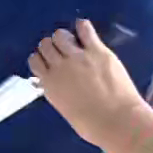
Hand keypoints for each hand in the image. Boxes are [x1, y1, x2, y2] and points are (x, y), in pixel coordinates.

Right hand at [29, 19, 152, 150]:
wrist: (117, 121)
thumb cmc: (91, 125)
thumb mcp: (65, 109)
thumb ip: (57, 92)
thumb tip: (52, 84)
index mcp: (49, 84)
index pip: (34, 60)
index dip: (41, 59)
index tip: (48, 63)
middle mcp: (59, 66)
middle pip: (45, 45)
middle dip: (51, 47)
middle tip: (62, 53)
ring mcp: (78, 56)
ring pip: (60, 35)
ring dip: (64, 37)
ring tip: (73, 44)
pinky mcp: (97, 50)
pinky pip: (85, 29)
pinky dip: (82, 28)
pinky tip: (85, 32)